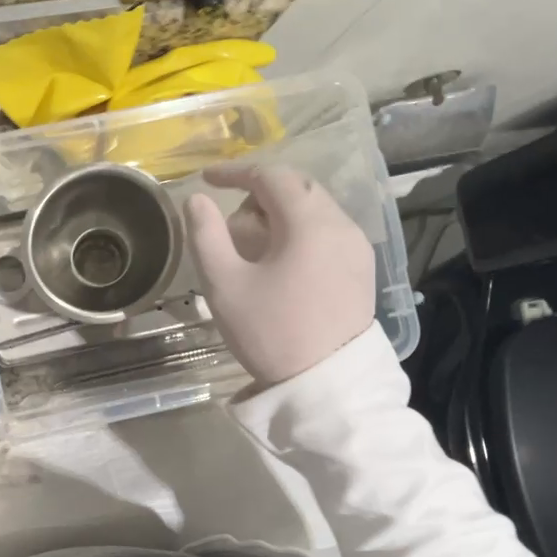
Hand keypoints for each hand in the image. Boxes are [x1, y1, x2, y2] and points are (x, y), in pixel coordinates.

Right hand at [187, 165, 374, 385]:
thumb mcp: (225, 286)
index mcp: (309, 223)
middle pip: (298, 189)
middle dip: (259, 193)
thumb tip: (196, 201)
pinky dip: (299, 232)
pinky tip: (279, 261)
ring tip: (249, 243)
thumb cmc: (270, 332)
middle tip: (228, 216)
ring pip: (315, 210)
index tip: (206, 180)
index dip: (235, 173)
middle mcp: (341, 224)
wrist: (325, 383)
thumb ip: (206, 237)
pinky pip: (327, 233)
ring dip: (279, 214)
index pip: (271, 177)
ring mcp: (356, 247)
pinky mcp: (360, 270)